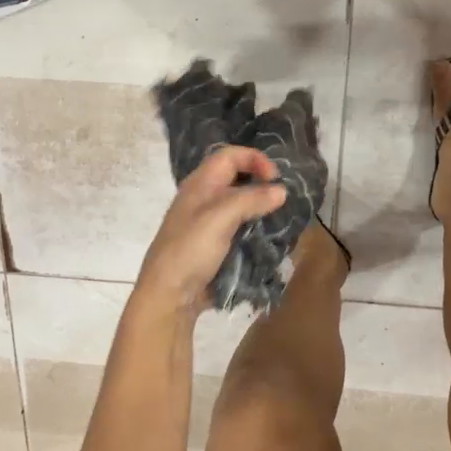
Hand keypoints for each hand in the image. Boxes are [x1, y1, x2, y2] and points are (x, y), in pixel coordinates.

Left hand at [136, 146, 286, 314]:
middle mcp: (204, 198)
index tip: (276, 177)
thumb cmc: (191, 249)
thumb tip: (281, 190)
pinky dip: (254, 229)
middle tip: (282, 198)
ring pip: (240, 205)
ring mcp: (208, 222)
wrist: (169, 294)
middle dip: (260, 183)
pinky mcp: (214, 245)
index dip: (254, 159)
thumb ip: (251, 199)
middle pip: (236, 178)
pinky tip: (268, 238)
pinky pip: (239, 228)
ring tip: (280, 218)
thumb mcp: (221, 217)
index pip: (230, 155)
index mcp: (200, 183)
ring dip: (260, 208)